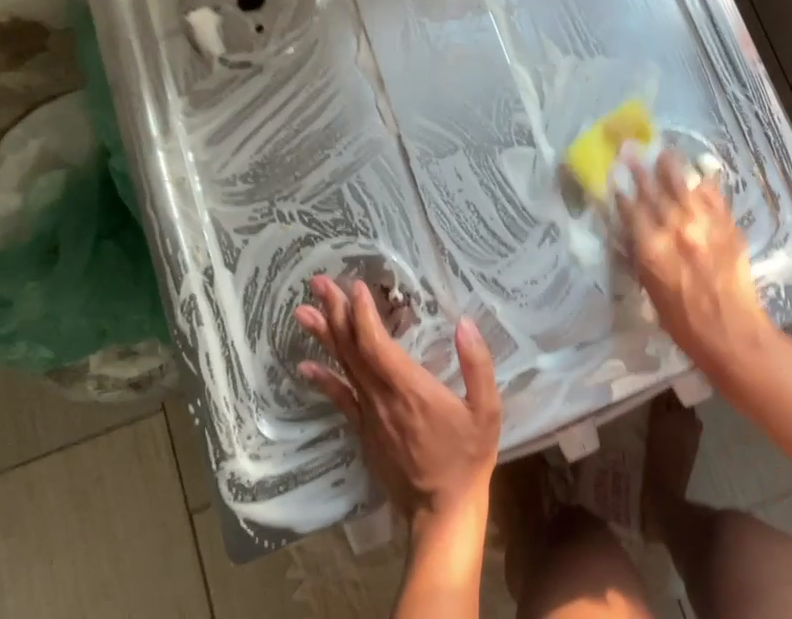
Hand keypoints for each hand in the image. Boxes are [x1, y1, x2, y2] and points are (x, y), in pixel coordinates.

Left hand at [294, 275, 500, 520]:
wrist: (441, 509)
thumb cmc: (468, 456)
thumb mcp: (487, 409)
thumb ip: (477, 364)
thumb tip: (465, 324)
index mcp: (411, 388)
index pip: (377, 343)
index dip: (363, 314)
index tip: (355, 286)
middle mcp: (382, 398)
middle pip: (352, 349)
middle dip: (335, 313)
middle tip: (318, 282)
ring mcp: (368, 416)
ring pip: (342, 368)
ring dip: (324, 337)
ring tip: (304, 311)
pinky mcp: (363, 432)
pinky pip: (340, 398)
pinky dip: (323, 379)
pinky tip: (306, 364)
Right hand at [616, 152, 772, 381]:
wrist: (732, 334)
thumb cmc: (683, 323)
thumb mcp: (650, 291)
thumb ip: (641, 258)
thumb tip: (630, 234)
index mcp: (651, 249)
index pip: (631, 210)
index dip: (622, 192)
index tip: (615, 175)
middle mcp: (675, 230)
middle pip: (655, 191)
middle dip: (641, 169)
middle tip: (631, 148)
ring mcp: (704, 225)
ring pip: (684, 187)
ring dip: (672, 168)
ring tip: (665, 151)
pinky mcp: (728, 227)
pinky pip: (714, 198)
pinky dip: (704, 185)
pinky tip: (700, 175)